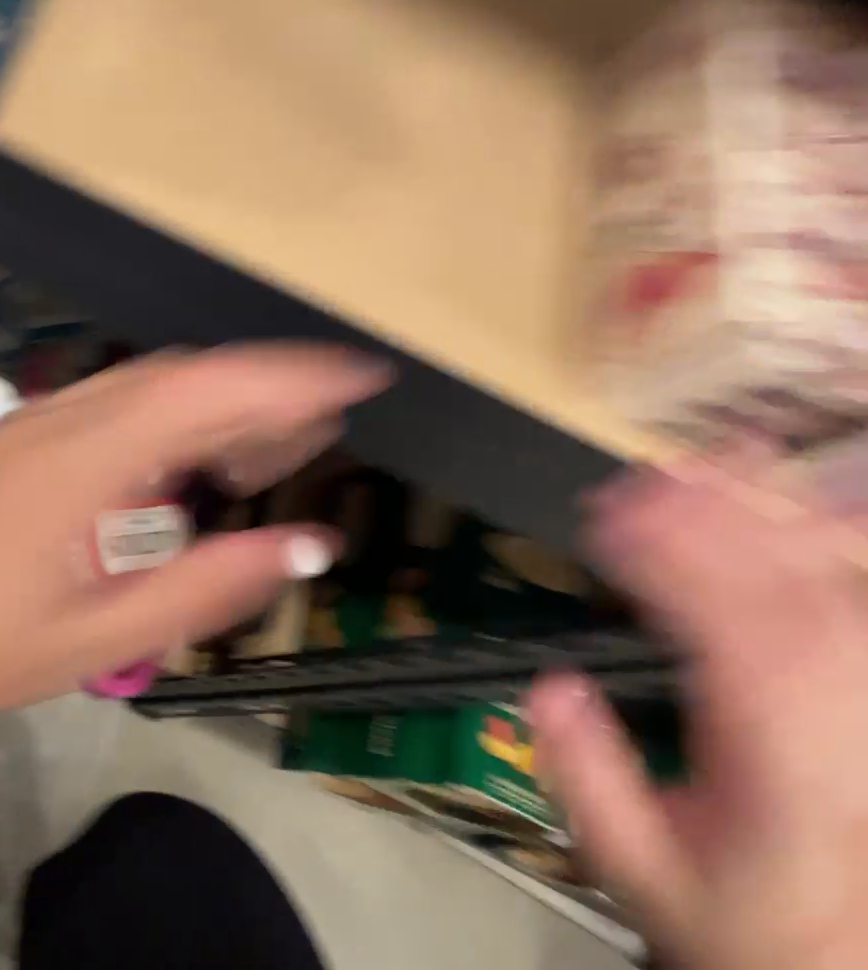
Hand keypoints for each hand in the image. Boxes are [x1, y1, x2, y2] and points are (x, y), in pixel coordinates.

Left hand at [0, 344, 390, 721]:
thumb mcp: (111, 634)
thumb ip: (211, 584)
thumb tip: (313, 544)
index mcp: (78, 462)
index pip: (201, 390)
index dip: (287, 377)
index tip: (361, 377)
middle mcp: (54, 423)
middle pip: (175, 376)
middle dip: (258, 389)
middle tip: (322, 434)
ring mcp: (30, 426)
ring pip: (140, 384)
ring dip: (211, 399)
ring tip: (269, 449)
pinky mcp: (18, 441)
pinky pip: (107, 404)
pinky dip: (165, 413)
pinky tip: (188, 457)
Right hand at [529, 452, 867, 969]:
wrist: (841, 952)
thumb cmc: (731, 910)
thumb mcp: (636, 869)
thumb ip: (589, 782)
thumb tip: (547, 689)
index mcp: (785, 772)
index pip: (742, 649)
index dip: (677, 572)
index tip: (607, 520)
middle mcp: (846, 731)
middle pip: (800, 609)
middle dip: (718, 528)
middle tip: (649, 474)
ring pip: (843, 600)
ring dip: (774, 523)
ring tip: (713, 462)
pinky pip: (861, 615)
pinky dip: (834, 552)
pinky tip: (803, 507)